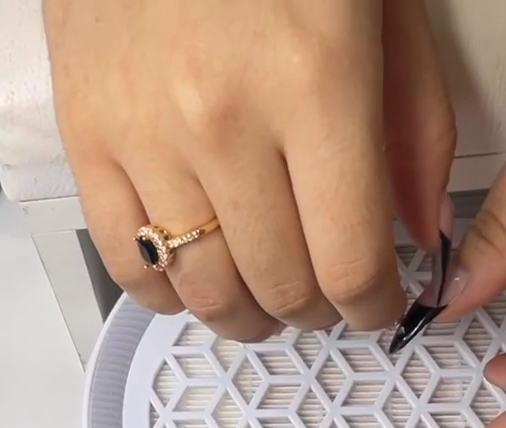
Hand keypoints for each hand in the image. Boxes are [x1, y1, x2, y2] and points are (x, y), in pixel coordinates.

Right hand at [44, 0, 453, 341]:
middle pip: (279, 288)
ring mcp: (145, 139)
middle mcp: (224, 125)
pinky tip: (194, 281)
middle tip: (323, 301)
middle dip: (314, 314)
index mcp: (316, 84)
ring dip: (245, 318)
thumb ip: (415, 125)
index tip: (377, 308)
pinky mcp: (85, 142)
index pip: (349, 260)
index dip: (372, 307)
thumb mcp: (382, 3)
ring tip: (262, 305)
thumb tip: (420, 232)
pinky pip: (128, 265)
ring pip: (204, 292)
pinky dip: (168, 297)